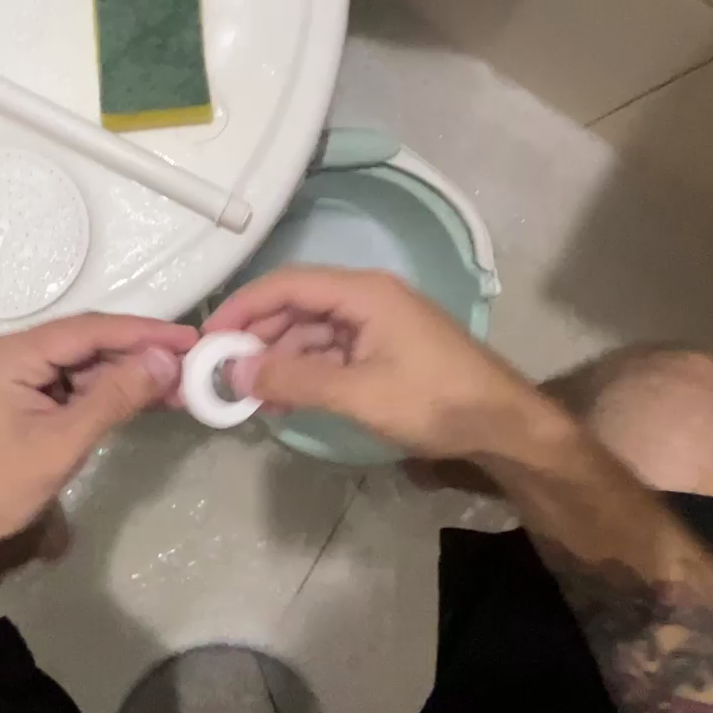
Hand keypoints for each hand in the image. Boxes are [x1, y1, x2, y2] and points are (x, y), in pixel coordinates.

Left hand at [0, 314, 196, 557]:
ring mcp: (16, 376)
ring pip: (83, 365)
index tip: (188, 339)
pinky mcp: (22, 398)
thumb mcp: (62, 442)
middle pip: (88, 344)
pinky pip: (72, 385)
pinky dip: (106, 393)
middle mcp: (13, 354)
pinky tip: (141, 400)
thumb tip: (166, 361)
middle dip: (140, 355)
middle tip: (190, 366)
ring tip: (176, 388)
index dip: (144, 332)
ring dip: (127, 376)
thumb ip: (115, 397)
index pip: (90, 330)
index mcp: (12, 354)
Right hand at [202, 268, 567, 459]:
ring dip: (280, 359)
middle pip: (297, 306)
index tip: (210, 338)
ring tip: (250, 394)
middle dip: (258, 336)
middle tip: (223, 371)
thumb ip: (296, 379)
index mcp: (363, 292)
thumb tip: (237, 374)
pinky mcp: (383, 348)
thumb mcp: (359, 393)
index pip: (287, 285)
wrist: (503, 426)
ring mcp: (376, 323)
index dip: (244, 307)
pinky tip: (285, 399)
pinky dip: (305, 371)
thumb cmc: (434, 401)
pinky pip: (331, 352)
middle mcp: (366, 298)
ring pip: (311, 331)